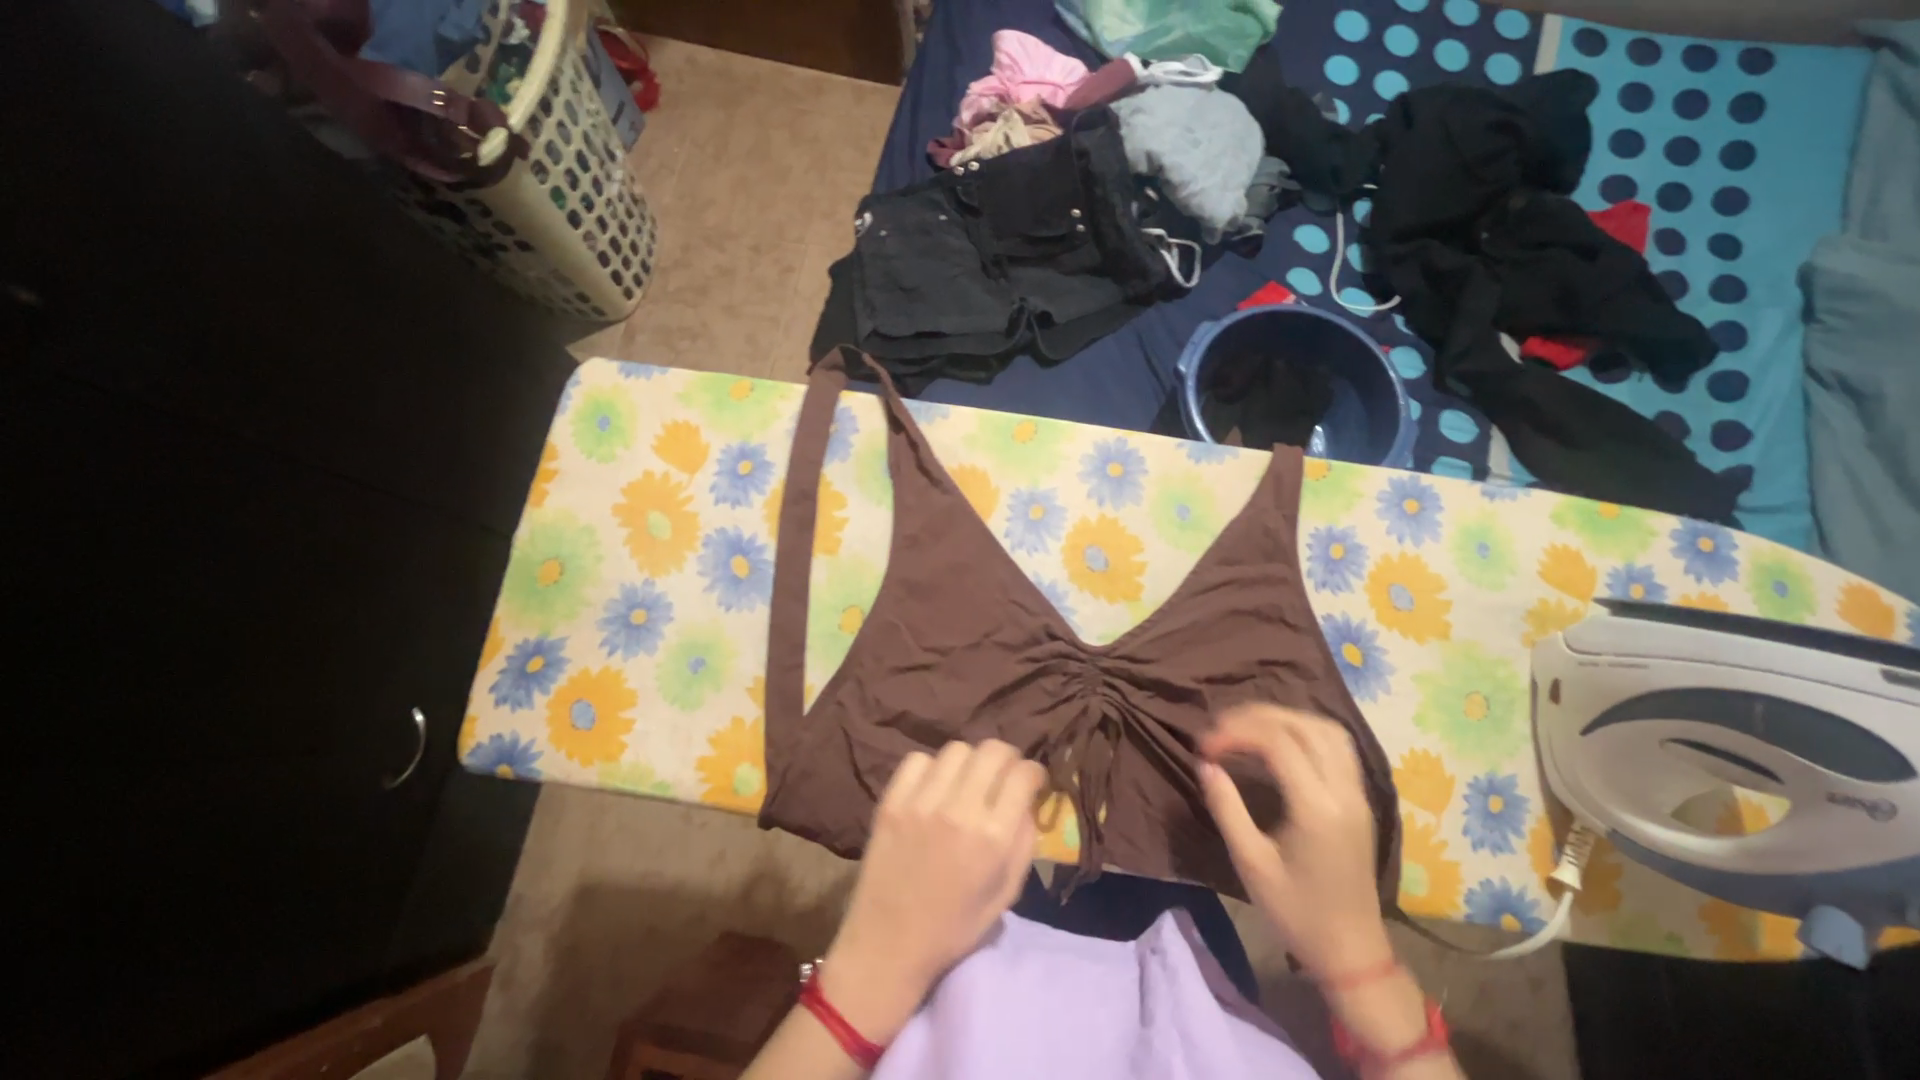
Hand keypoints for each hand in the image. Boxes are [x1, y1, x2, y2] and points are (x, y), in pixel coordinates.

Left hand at [820, 739, 1045, 1043]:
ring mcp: (921, 802)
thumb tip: (1028, 800)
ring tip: (967, 783)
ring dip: (970, 762)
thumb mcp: (1007, 892)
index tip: (1031, 782)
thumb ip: (1024, 841)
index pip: (1023, 773)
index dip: (1034, 772)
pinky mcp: (891, 802)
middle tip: (1002, 778)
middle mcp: (959, 810)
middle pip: (992, 750)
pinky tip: (934, 789)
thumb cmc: (955, 927)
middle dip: (1006, 759)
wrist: (889, 943)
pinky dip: (932, 768)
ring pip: (957, 750)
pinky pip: (918, 760)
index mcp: (993, 837)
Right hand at [1199, 704, 1391, 978]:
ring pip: (1326, 730)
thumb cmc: (1296, 911)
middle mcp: (1343, 791)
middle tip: (1219, 728)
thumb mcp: (1251, 863)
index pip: (1278, 743)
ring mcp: (1357, 793)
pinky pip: (1337, 746)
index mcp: (1316, 808)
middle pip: (1304, 726)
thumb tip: (1205, 765)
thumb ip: (1227, 808)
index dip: (1236, 732)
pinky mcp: (1360, 799)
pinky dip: (1305, 731)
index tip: (1203, 745)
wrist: (1351, 949)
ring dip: (1285, 719)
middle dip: (1258, 716)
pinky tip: (1279, 742)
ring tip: (1247, 728)